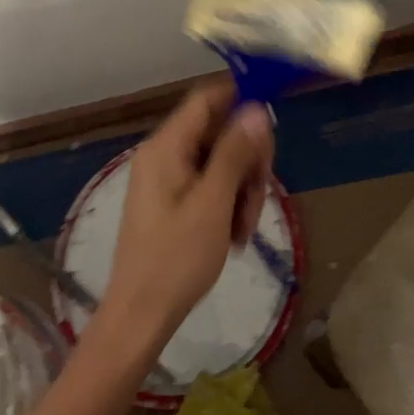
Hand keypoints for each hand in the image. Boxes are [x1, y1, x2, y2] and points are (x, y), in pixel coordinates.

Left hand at [101, 80, 274, 346]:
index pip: (207, 98)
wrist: (141, 315)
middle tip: (261, 191)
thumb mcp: (213, 203)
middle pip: (219, 131)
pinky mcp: (172, 201)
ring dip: (242, 188)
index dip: (241, 99)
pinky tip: (234, 235)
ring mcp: (167, 179)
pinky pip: (210, 185)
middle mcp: (164, 154)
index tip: (272, 122)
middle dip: (247, 158)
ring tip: (244, 227)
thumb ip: (235, 152)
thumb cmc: (176, 258)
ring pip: (220, 161)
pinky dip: (228, 203)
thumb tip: (256, 108)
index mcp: (166, 147)